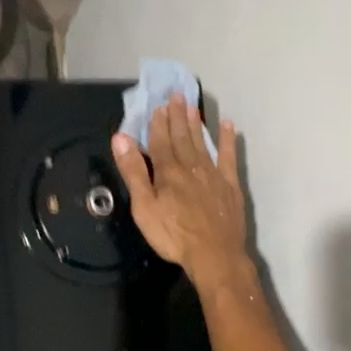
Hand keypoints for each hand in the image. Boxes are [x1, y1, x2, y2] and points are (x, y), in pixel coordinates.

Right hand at [110, 95, 248, 288]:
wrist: (214, 254)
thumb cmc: (173, 236)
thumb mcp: (144, 208)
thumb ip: (134, 172)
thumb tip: (121, 138)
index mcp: (167, 172)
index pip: (160, 142)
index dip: (158, 124)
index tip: (158, 106)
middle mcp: (190, 167)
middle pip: (182, 138)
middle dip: (177, 117)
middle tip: (177, 96)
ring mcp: (213, 175)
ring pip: (203, 143)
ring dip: (197, 124)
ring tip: (193, 106)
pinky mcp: (230, 186)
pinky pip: (229, 157)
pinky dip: (227, 140)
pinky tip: (228, 125)